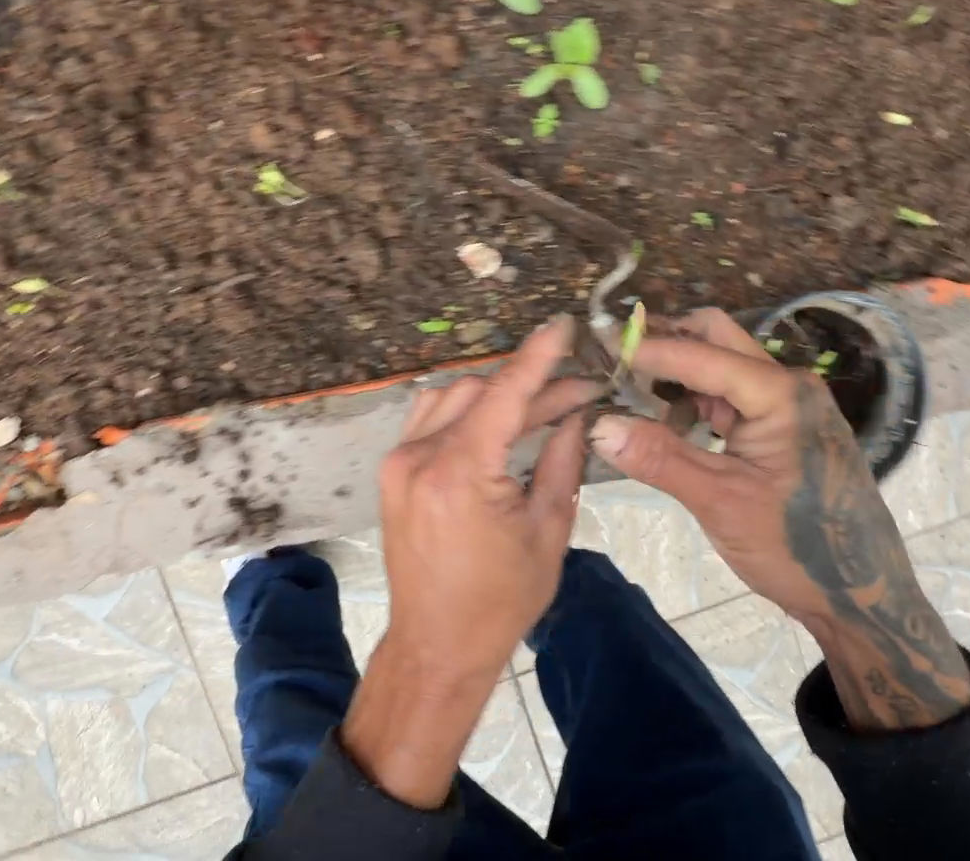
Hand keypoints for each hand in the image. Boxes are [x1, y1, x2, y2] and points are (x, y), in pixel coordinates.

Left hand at [342, 314, 596, 806]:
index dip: (538, 356)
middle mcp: (420, 457)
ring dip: (496, 395)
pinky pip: (428, 418)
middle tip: (577, 396)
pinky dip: (464, 410)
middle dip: (530, 387)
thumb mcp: (548, 530)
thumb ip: (562, 461)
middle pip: (480, 391)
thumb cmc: (502, 599)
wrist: (436, 643)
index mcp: (461, 472)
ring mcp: (398, 463)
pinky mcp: (391, 473)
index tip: (563, 326)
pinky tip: (493, 420)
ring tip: (540, 408)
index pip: (505, 393)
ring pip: (451, 398)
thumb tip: (577, 414)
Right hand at [589, 308, 969, 729]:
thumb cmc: (796, 547)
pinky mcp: (778, 428)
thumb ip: (659, 458)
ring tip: (626, 391)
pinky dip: (691, 400)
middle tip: (613, 356)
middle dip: (664, 340)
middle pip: (716, 338)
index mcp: (781, 394)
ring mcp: (785, 405)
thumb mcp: (720, 502)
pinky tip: (662, 424)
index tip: (599, 347)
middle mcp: (786, 385)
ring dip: (674, 372)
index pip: (701, 354)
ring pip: (719, 365)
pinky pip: (727, 397)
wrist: (859, 595)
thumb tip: (598, 426)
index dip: (647, 349)